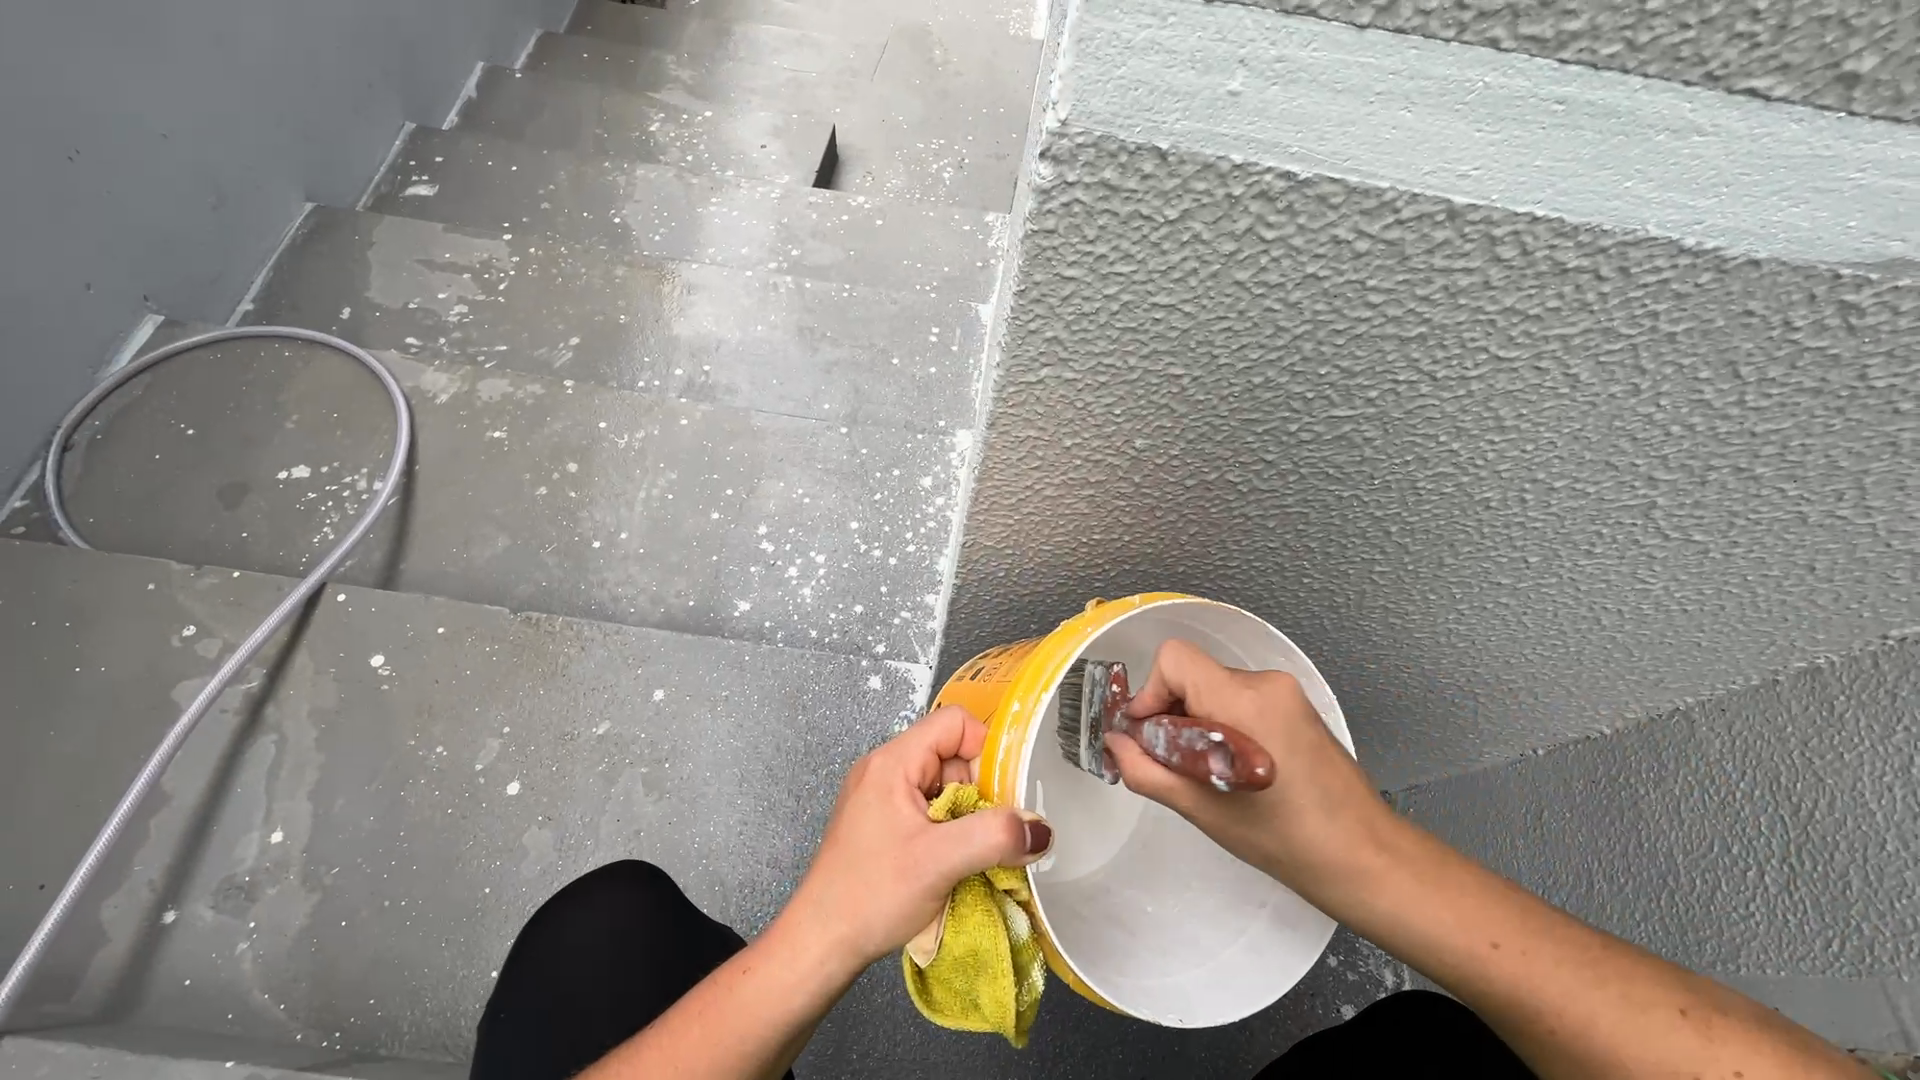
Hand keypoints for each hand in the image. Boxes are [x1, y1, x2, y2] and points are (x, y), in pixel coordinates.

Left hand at [776, 706, 1053, 973]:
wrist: (819, 944)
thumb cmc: (871, 895)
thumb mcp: (940, 862)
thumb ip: (994, 837)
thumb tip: (1040, 828)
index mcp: (892, 762)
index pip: (954, 723)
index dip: (986, 749)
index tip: (1004, 792)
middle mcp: (884, 769)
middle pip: (951, 754)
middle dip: (981, 789)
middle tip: (992, 830)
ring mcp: (880, 797)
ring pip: (943, 785)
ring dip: (967, 814)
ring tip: (972, 851)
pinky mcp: (881, 824)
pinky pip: (928, 809)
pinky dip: (950, 829)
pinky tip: (955, 861)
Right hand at [1104, 639, 1396, 898]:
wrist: (1362, 855)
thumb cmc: (1285, 838)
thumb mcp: (1201, 808)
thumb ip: (1147, 770)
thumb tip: (1116, 743)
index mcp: (1242, 701)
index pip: (1174, 659)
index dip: (1151, 693)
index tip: (1149, 734)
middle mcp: (1266, 684)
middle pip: (1193, 675)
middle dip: (1172, 714)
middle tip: (1176, 763)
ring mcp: (1285, 693)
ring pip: (1214, 689)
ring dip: (1198, 722)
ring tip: (1211, 773)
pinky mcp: (1296, 706)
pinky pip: (1240, 699)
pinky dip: (1224, 725)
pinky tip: (1234, 769)